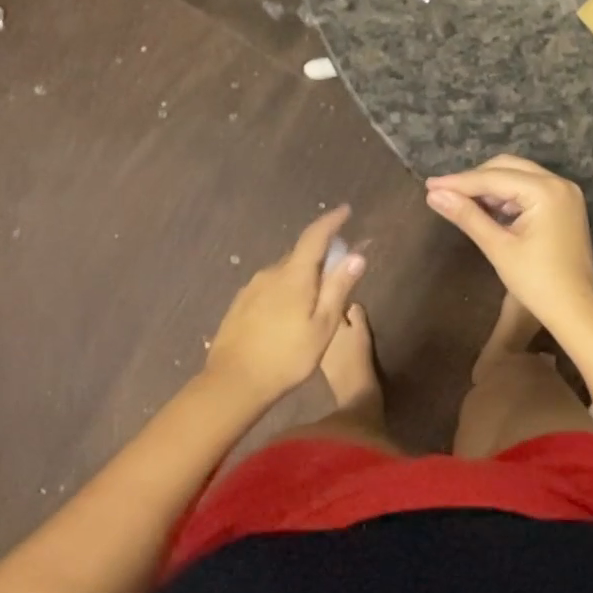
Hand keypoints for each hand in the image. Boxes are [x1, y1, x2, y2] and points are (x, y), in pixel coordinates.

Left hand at [203, 206, 365, 402]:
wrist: (235, 381)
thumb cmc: (288, 356)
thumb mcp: (323, 325)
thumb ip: (339, 288)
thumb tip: (357, 255)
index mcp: (294, 277)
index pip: (314, 237)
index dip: (331, 222)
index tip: (345, 210)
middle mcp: (270, 274)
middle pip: (300, 255)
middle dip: (321, 254)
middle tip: (341, 267)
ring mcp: (251, 289)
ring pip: (285, 272)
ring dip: (304, 275)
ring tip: (317, 297)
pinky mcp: (241, 304)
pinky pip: (271, 287)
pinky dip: (287, 290)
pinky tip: (291, 313)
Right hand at [425, 155, 592, 327]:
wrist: (574, 309)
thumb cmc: (536, 281)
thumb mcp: (498, 247)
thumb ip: (467, 216)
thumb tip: (435, 195)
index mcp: (546, 190)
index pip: (494, 177)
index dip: (459, 182)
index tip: (430, 186)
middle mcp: (560, 183)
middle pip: (508, 168)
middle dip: (476, 180)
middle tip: (444, 194)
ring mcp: (567, 194)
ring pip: (520, 178)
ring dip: (492, 188)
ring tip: (463, 204)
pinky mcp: (567, 207)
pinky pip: (532, 192)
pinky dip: (509, 198)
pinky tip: (489, 211)